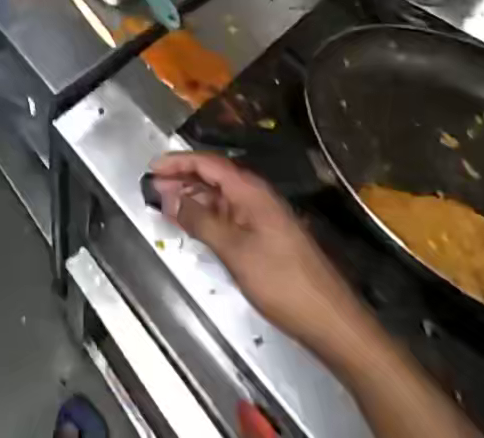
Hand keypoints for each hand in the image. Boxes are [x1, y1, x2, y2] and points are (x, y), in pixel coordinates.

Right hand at [150, 152, 376, 358]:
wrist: (331, 321)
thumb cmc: (282, 281)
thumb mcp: (233, 250)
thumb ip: (198, 220)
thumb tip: (168, 197)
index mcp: (251, 192)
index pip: (208, 163)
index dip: (178, 162)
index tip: (151, 168)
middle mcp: (256, 197)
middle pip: (213, 177)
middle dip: (181, 179)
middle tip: (152, 188)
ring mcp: (261, 217)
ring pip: (219, 197)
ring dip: (192, 198)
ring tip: (165, 205)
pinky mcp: (264, 236)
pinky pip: (228, 215)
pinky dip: (206, 215)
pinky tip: (191, 225)